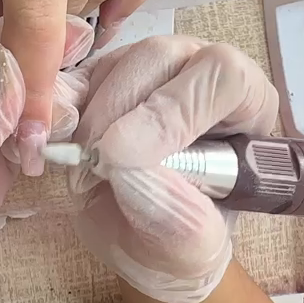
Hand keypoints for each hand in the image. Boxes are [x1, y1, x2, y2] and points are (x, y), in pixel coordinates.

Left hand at [0, 16, 92, 302]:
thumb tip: (16, 68)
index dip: (20, 37)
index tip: (68, 40)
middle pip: (11, 69)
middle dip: (45, 74)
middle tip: (77, 88)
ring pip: (28, 108)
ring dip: (53, 111)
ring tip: (71, 126)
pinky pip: (32, 149)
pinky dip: (52, 145)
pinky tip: (71, 147)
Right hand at [69, 36, 279, 302]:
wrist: (143, 244)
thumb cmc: (182, 242)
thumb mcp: (192, 245)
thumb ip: (174, 209)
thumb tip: (122, 161)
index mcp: (245, 101)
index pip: (221, 75)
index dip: (172, 110)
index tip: (123, 157)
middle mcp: (196, 70)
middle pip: (157, 57)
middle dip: (115, 113)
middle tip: (93, 167)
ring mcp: (144, 66)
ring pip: (111, 64)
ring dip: (86, 119)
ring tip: (83, 175)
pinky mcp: (98, 75)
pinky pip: (72, 78)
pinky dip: (58, 112)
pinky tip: (58, 149)